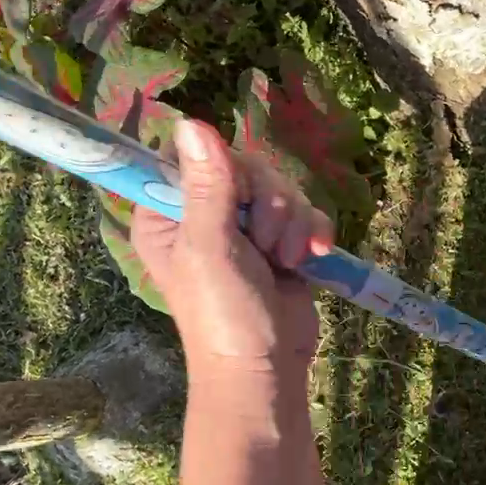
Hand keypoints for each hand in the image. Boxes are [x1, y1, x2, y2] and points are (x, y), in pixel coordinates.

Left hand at [132, 119, 333, 381]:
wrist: (268, 364)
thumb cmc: (224, 312)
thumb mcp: (211, 247)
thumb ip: (208, 187)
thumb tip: (191, 120)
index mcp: (170, 212)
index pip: (195, 157)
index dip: (224, 167)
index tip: (239, 194)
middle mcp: (208, 215)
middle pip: (250, 169)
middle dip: (271, 204)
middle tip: (267, 242)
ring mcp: (250, 229)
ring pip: (284, 191)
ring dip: (295, 224)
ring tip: (288, 260)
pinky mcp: (286, 242)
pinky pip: (309, 213)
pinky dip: (316, 233)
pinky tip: (314, 258)